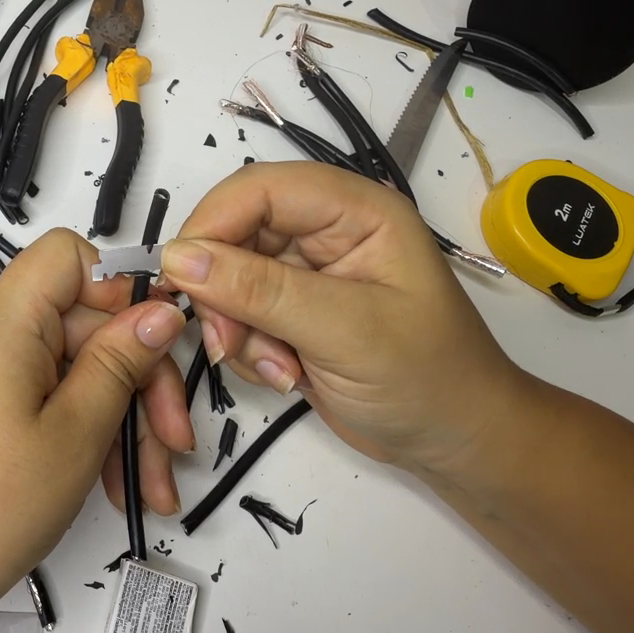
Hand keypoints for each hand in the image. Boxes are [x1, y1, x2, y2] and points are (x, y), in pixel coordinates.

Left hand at [0, 228, 191, 623]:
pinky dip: (91, 428)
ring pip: (80, 364)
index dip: (118, 288)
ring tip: (154, 484)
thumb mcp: (78, 431)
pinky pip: (55, 391)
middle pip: (87, 321)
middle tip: (174, 443)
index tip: (153, 342)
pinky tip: (119, 483)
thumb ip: (122, 361)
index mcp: (5, 321)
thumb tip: (160, 310)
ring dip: (125, 418)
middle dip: (139, 379)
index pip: (68, 255)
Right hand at [158, 162, 531, 476]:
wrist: (456, 443)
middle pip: (234, 232)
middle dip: (223, 292)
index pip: (260, 189)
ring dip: (237, 328)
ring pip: (226, 277)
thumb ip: (260, 292)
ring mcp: (304, 271)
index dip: (213, 223)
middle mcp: (323, 230)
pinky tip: (288, 374)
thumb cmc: (427, 379)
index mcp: (354, 210)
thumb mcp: (346, 332)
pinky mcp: (288, 309)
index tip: (181, 277)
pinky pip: (235, 312)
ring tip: (281, 369)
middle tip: (228, 344)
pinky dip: (246, 346)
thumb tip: (177, 258)